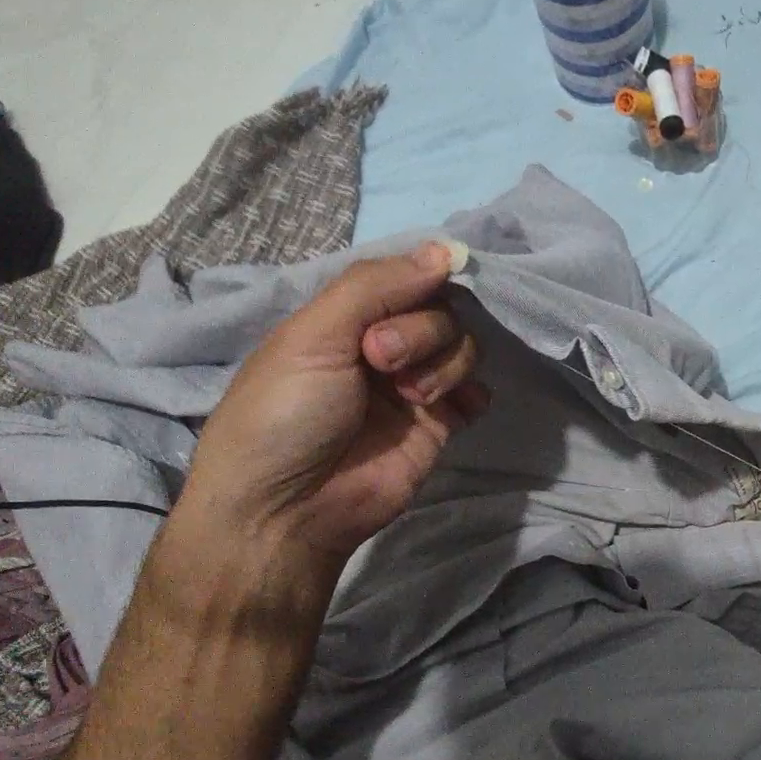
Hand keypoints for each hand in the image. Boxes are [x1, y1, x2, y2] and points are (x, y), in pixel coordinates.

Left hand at [181, 244, 489, 568]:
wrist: (287, 510)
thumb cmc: (283, 414)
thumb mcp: (313, 334)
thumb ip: (376, 286)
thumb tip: (447, 249)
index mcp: (345, 318)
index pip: (407, 278)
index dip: (419, 283)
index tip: (417, 296)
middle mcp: (383, 347)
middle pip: (441, 312)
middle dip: (420, 332)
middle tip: (380, 363)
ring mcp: (414, 388)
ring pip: (463, 348)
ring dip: (444, 365)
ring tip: (410, 398)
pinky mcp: (438, 428)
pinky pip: (477, 395)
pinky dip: (473, 394)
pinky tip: (453, 409)